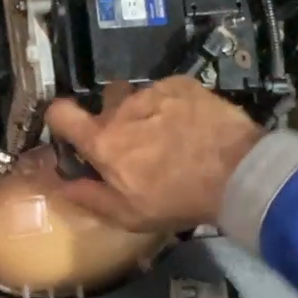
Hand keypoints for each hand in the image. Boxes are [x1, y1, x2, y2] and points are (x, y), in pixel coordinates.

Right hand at [44, 76, 265, 232]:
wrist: (238, 173)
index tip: (70, 130)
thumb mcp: (128, 214)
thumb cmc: (177, 199)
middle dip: (112, 119)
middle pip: (104, 103)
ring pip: (136, 97)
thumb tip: (59, 184)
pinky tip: (188, 124)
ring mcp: (153, 92)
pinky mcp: (182, 84)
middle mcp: (122, 109)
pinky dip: (170, 105)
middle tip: (132, 142)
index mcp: (103, 140)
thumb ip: (88, 197)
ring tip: (167, 134)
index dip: (59, 118)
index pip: (60, 112)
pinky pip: (165, 91)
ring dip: (143, 112)